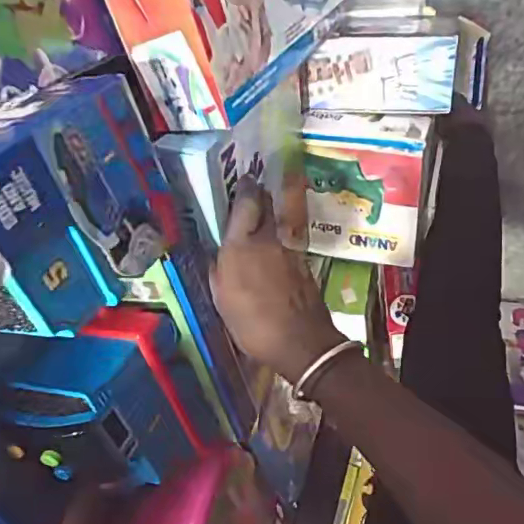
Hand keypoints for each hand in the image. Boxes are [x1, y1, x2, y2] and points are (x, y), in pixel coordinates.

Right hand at [210, 179, 345, 382]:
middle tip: (252, 195)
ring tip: (260, 226)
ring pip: (278, 226)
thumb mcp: (223, 301)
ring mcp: (290, 252)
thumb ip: (219, 272)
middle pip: (266, 207)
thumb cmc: (253, 324)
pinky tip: (273, 256)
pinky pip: (287, 246)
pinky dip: (279, 245)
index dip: (245, 189)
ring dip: (270, 221)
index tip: (243, 182)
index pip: (246, 203)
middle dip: (260, 198)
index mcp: (242, 246)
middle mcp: (268, 241)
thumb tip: (218, 256)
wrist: (301, 341)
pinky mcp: (304, 266)